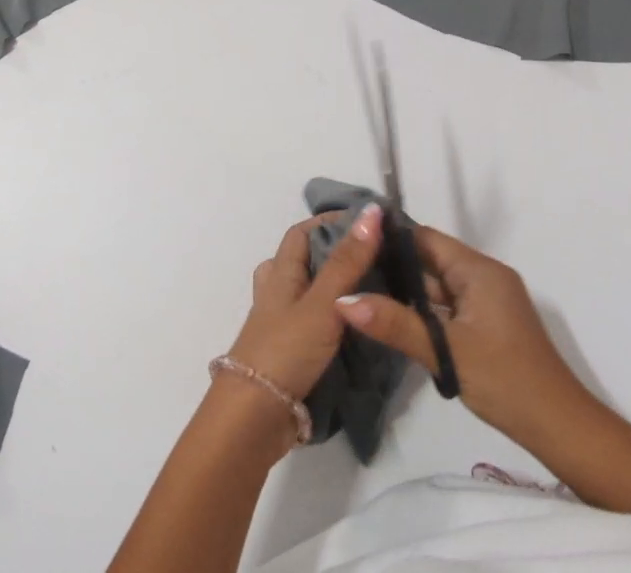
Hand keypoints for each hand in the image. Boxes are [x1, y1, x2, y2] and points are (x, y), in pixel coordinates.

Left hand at [226, 204, 383, 402]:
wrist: (254, 419)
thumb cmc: (285, 352)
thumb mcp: (323, 303)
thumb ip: (348, 262)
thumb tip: (372, 211)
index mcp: (279, 275)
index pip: (300, 234)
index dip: (329, 222)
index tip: (368, 222)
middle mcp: (276, 295)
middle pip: (300, 261)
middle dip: (333, 253)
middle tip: (376, 256)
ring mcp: (280, 327)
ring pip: (305, 294)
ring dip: (332, 287)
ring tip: (370, 288)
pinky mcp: (289, 355)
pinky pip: (313, 323)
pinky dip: (334, 318)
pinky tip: (358, 326)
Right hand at [335, 226, 583, 441]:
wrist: (557, 425)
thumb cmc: (505, 379)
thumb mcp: (445, 351)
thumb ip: (394, 323)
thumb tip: (342, 300)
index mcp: (480, 271)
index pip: (426, 239)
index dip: (389, 238)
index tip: (350, 242)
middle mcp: (484, 277)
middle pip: (430, 261)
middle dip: (391, 266)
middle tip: (345, 271)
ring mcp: (486, 302)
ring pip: (436, 287)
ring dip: (404, 291)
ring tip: (356, 291)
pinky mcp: (486, 324)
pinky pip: (446, 307)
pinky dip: (421, 311)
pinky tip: (389, 319)